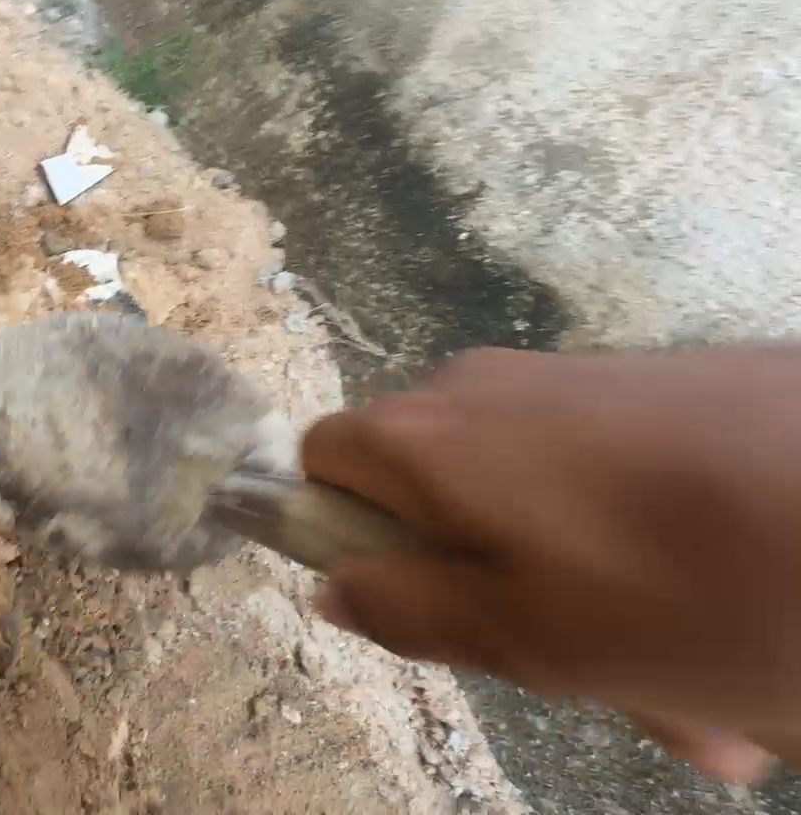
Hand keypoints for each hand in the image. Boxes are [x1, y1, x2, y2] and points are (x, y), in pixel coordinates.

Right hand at [303, 345, 800, 781]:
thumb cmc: (701, 582)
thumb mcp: (532, 637)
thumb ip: (404, 610)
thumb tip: (330, 588)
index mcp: (416, 438)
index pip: (318, 463)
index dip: (352, 532)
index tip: (432, 597)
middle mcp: (468, 389)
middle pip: (429, 487)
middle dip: (493, 585)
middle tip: (594, 676)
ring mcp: (564, 378)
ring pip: (526, 491)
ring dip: (582, 582)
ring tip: (702, 677)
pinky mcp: (654, 380)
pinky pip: (601, 467)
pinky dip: (641, 538)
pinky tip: (738, 605)